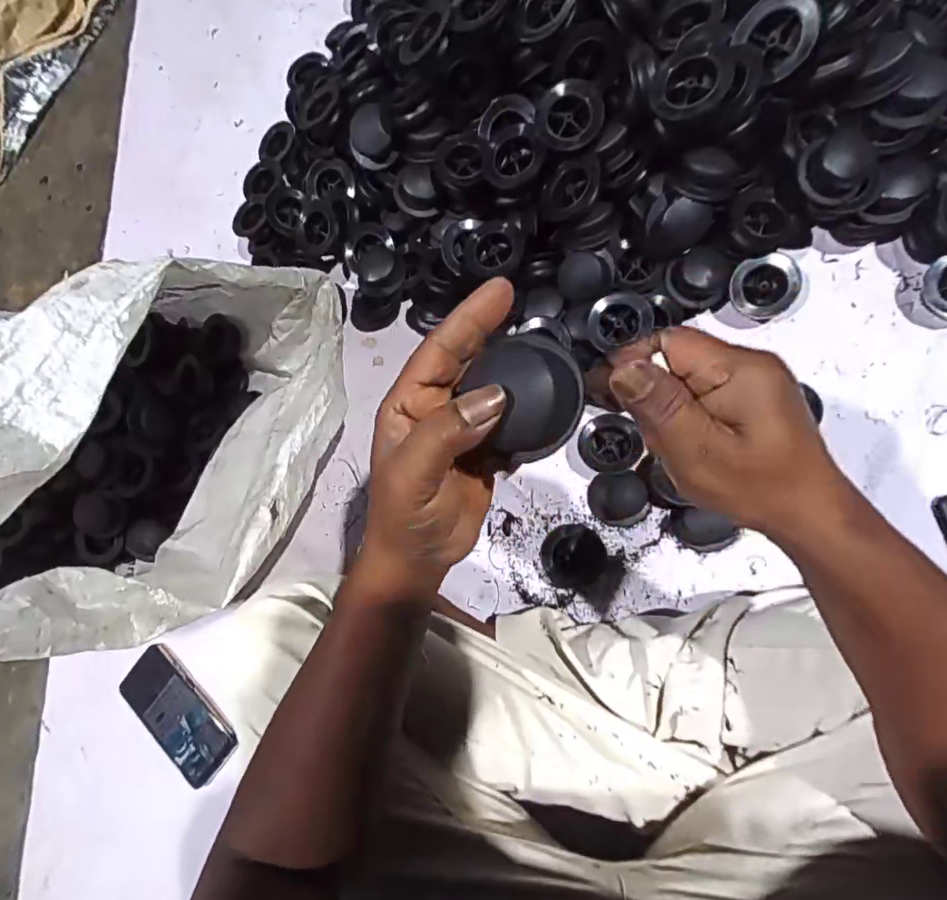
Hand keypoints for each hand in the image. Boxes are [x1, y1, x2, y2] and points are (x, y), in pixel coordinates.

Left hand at [354, 278, 514, 600]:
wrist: (418, 559)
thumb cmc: (402, 518)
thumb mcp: (414, 472)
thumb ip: (447, 431)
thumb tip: (494, 398)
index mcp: (409, 406)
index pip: (438, 352)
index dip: (468, 321)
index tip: (498, 293)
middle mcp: (434, 411)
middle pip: (467, 361)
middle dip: (491, 331)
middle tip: (522, 304)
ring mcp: (461, 431)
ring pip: (491, 390)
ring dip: (513, 370)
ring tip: (539, 344)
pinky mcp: (484, 453)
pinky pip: (509, 425)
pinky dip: (526, 413)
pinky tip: (543, 400)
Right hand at [606, 327, 855, 542]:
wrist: (805, 513)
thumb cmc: (765, 489)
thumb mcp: (697, 452)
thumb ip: (659, 406)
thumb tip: (625, 368)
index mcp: (739, 370)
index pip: (666, 340)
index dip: (632, 364)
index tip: (612, 390)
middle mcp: (749, 367)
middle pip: (673, 358)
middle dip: (651, 396)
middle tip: (657, 435)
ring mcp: (751, 382)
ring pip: (683, 380)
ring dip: (668, 413)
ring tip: (681, 447)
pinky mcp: (748, 399)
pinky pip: (700, 397)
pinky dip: (685, 421)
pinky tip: (693, 446)